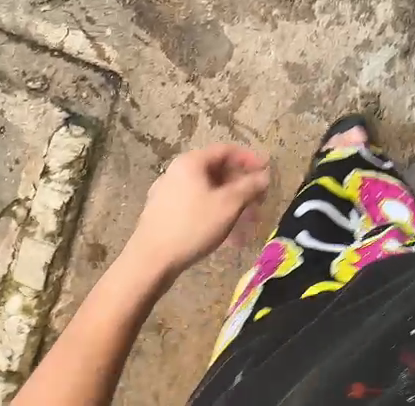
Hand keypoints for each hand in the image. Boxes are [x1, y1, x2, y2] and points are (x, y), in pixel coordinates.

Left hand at [125, 144, 270, 273]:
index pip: (227, 150)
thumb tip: (264, 176)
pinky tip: (227, 237)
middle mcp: (177, 173)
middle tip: (259, 202)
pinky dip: (214, 215)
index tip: (266, 171)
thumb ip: (250, 187)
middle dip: (242, 188)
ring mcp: (167, 195)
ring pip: (208, 193)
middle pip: (217, 172)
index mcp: (191, 162)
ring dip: (231, 205)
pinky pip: (196, 207)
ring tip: (247, 226)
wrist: (148, 264)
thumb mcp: (229, 205)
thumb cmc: (192, 226)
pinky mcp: (162, 216)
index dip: (250, 159)